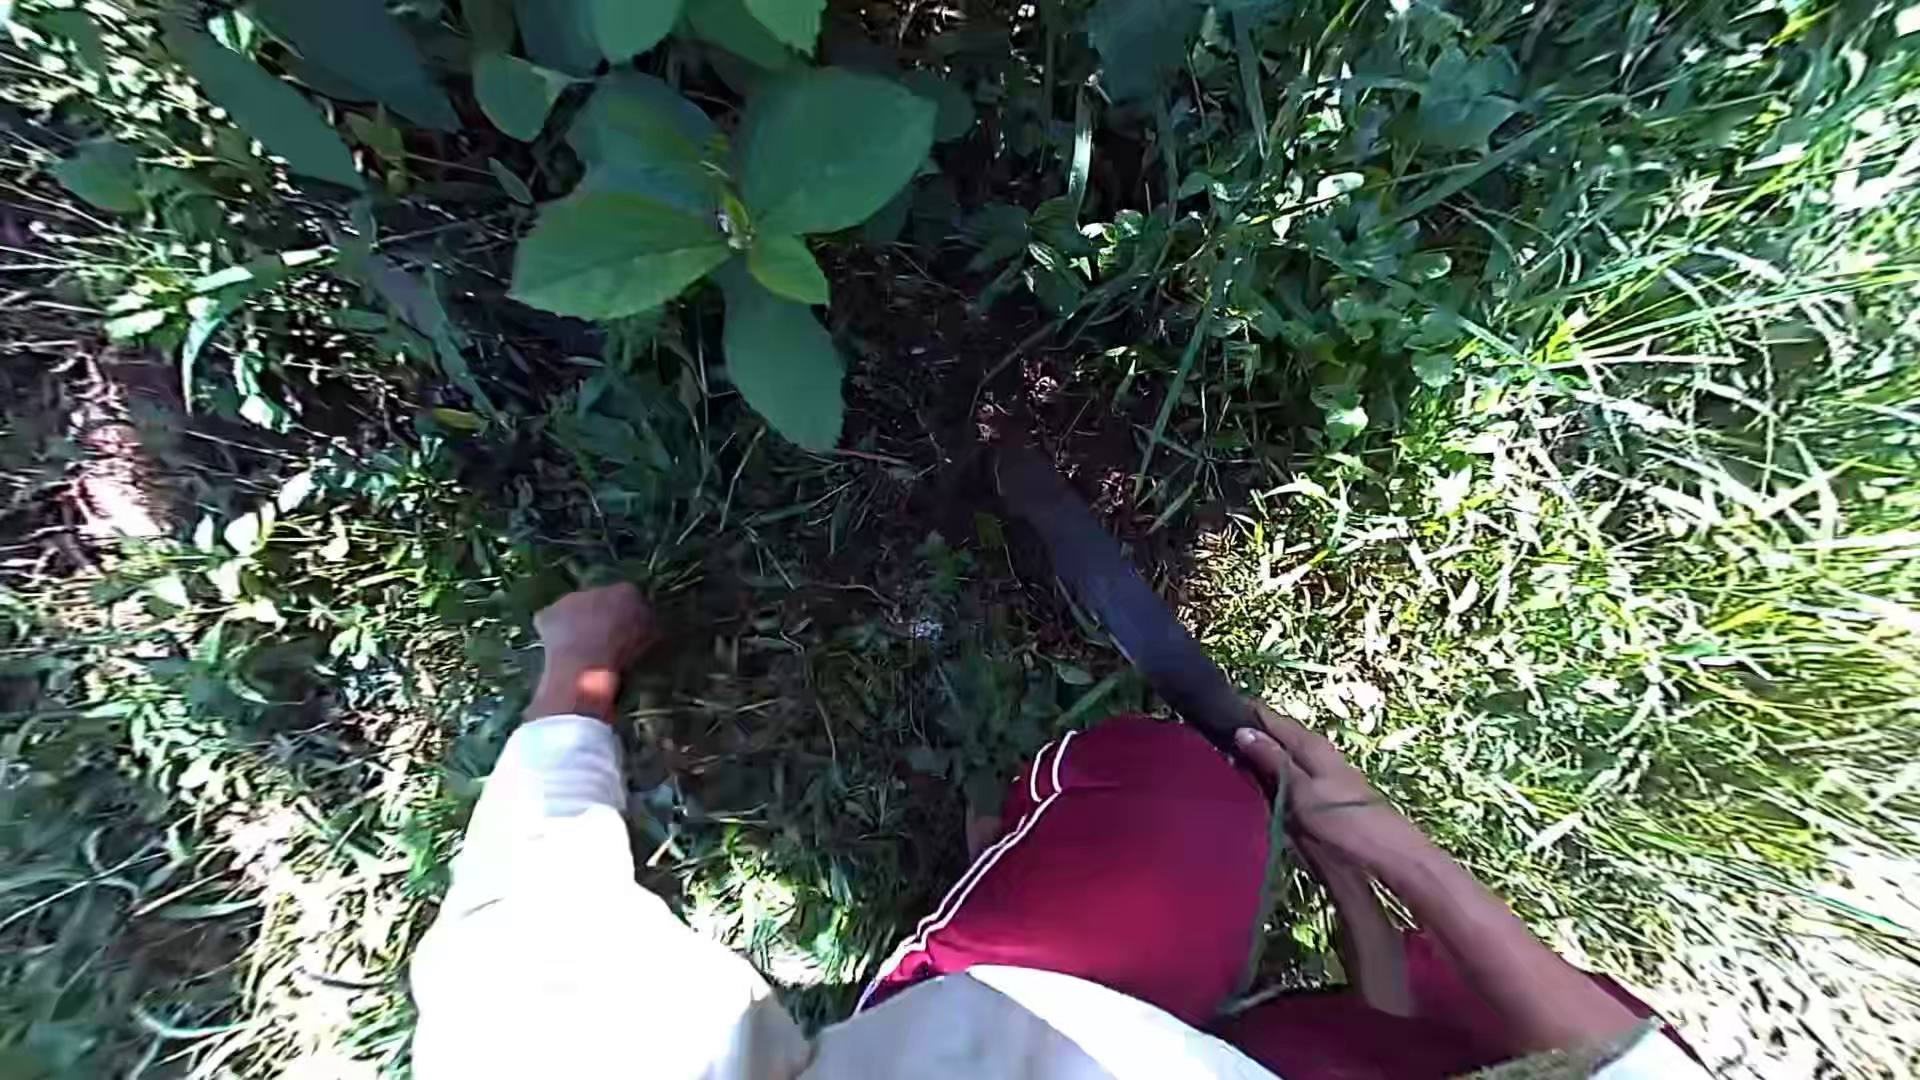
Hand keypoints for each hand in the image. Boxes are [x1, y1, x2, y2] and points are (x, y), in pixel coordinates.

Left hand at [534, 583, 653, 669]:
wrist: (588, 666)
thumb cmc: (626, 654)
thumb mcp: (653, 638)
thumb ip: (651, 623)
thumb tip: (651, 621)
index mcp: (629, 591)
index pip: (632, 596)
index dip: (630, 613)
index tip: (630, 630)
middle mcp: (598, 588)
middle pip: (602, 599)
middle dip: (603, 614)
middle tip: (607, 638)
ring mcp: (570, 599)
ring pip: (577, 608)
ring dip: (580, 620)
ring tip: (584, 646)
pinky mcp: (546, 613)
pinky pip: (552, 620)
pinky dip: (555, 630)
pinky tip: (562, 648)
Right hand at [1234, 700, 1428, 871]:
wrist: (1395, 858)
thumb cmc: (1346, 822)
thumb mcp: (1300, 790)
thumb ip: (1272, 760)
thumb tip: (1242, 730)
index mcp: (1309, 742)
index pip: (1268, 715)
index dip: (1242, 711)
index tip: (1212, 715)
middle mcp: (1316, 749)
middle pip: (1274, 734)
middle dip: (1247, 736)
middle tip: (1216, 744)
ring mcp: (1323, 770)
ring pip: (1281, 754)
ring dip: (1259, 758)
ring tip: (1231, 765)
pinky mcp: (1325, 790)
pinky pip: (1290, 773)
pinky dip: (1273, 775)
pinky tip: (1261, 788)